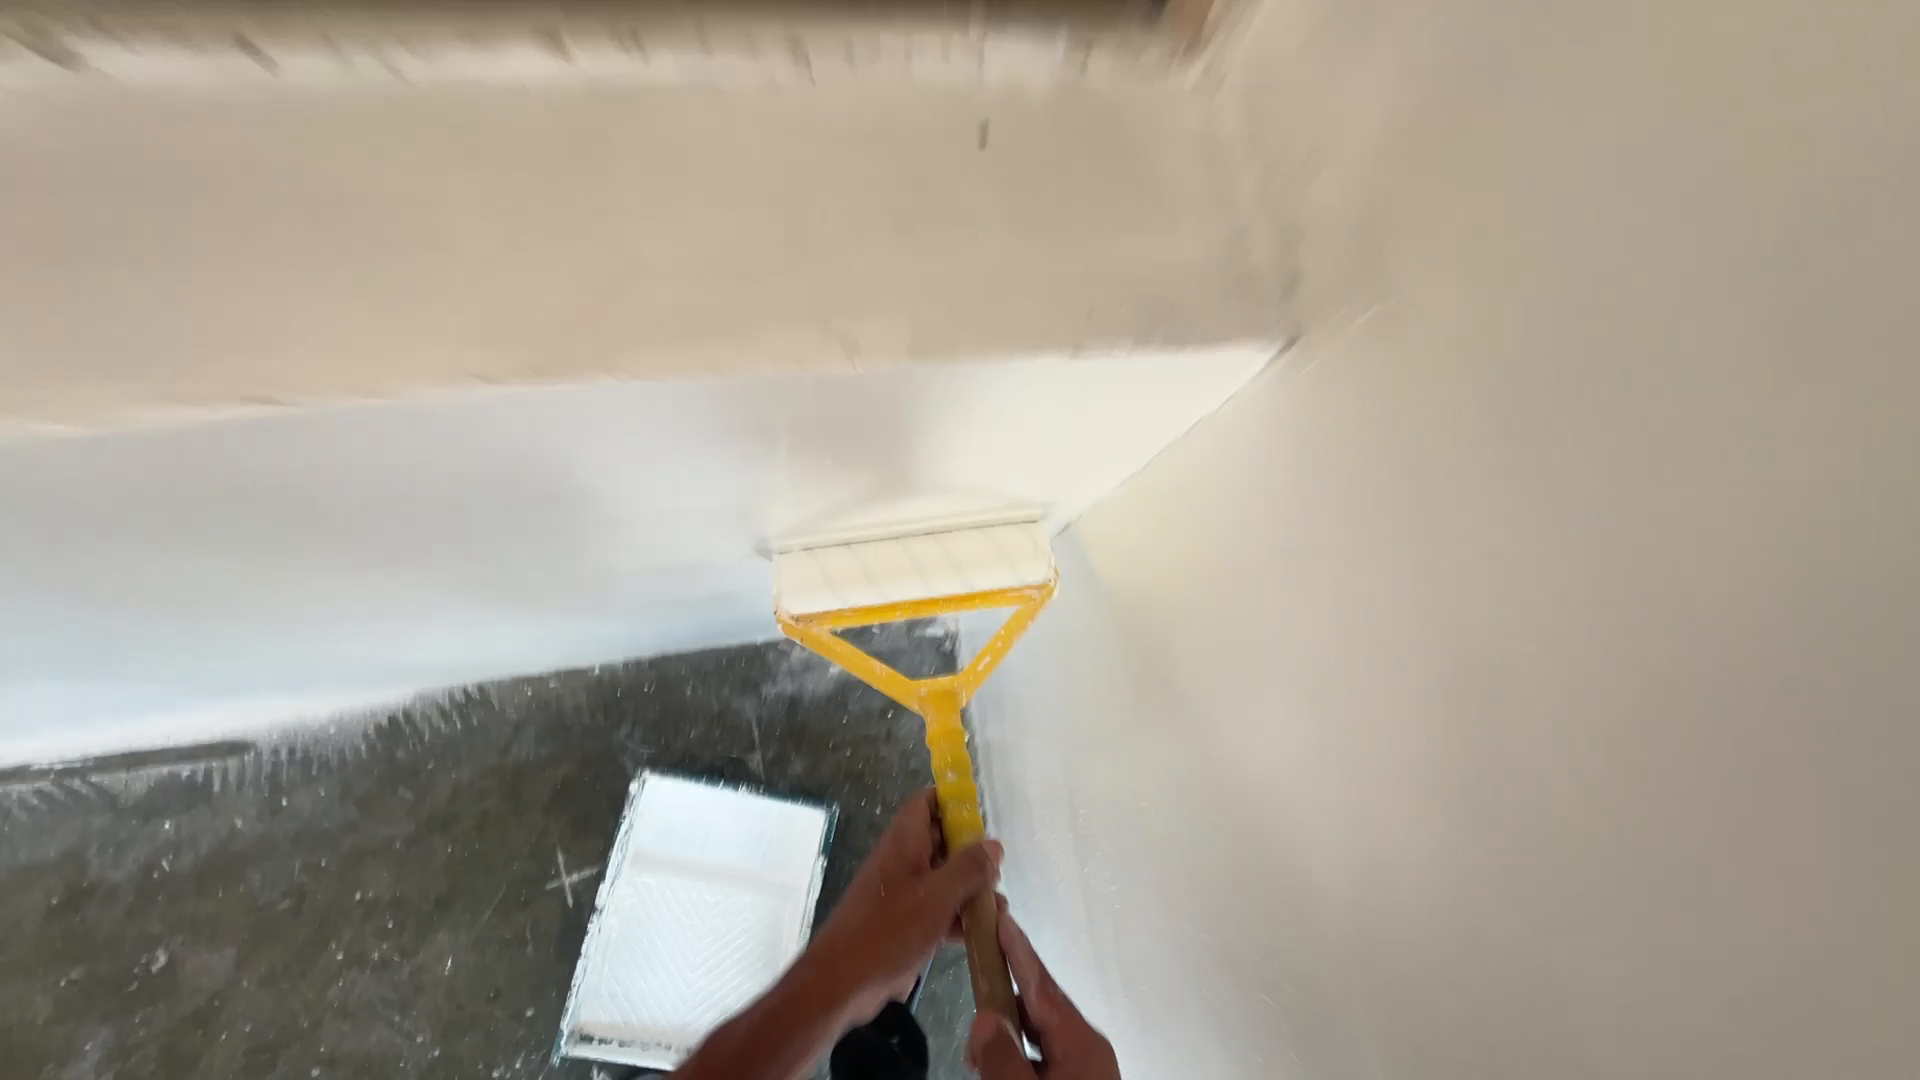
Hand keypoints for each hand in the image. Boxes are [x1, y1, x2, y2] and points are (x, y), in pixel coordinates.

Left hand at [805, 789, 1002, 1024]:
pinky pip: (934, 907)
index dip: (952, 800)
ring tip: (997, 906)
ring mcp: (901, 892)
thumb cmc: (889, 930)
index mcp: (904, 841)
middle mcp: (902, 859)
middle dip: (970, 851)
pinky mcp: (902, 921)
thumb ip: (968, 868)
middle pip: (939, 839)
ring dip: (967, 888)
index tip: (981, 815)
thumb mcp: (937, 896)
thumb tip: (993, 845)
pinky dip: (956, 915)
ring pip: (940, 877)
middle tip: (997, 869)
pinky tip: (980, 932)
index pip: (926, 801)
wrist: (842, 982)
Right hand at [966, 902, 1120, 1078]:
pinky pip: (1041, 1055)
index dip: (1018, 949)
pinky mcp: (1076, 1078)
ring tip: (976, 1053)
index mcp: (1081, 1038)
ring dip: (1006, 1035)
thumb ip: (1004, 1057)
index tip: (1001, 915)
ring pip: (1036, 1034)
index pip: (1041, 983)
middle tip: (972, 1006)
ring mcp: (1083, 1064)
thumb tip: (984, 1017)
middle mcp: (1085, 1043)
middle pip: (1036, 1007)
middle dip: (1001, 1001)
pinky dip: (1017, 1054)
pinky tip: (997, 1067)